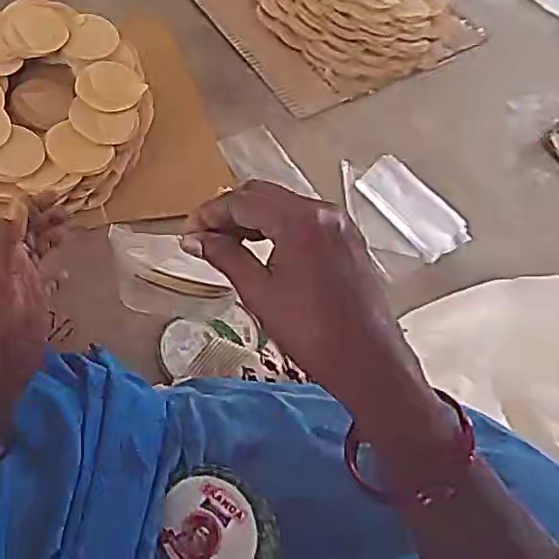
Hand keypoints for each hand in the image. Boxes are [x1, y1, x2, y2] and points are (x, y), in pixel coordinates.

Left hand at [0, 202, 68, 394]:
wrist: (1, 367)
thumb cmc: (3, 322)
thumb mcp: (4, 275)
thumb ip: (8, 238)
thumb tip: (16, 200)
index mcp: (4, 256)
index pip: (18, 221)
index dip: (34, 205)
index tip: (56, 193)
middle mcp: (13, 266)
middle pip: (30, 234)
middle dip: (46, 218)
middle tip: (69, 208)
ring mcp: (24, 286)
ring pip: (38, 253)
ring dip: (52, 238)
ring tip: (69, 229)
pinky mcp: (35, 305)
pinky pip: (46, 280)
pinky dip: (56, 272)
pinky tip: (66, 272)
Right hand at [185, 181, 459, 450]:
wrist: (369, 364)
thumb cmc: (312, 332)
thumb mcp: (259, 293)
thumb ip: (225, 256)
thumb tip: (195, 239)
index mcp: (301, 221)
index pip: (243, 201)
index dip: (209, 213)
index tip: (188, 231)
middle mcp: (323, 212)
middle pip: (263, 195)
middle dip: (229, 211)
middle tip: (202, 236)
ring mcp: (339, 224)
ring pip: (283, 205)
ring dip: (251, 218)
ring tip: (225, 243)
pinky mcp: (347, 239)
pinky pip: (303, 219)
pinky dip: (276, 226)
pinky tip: (258, 247)